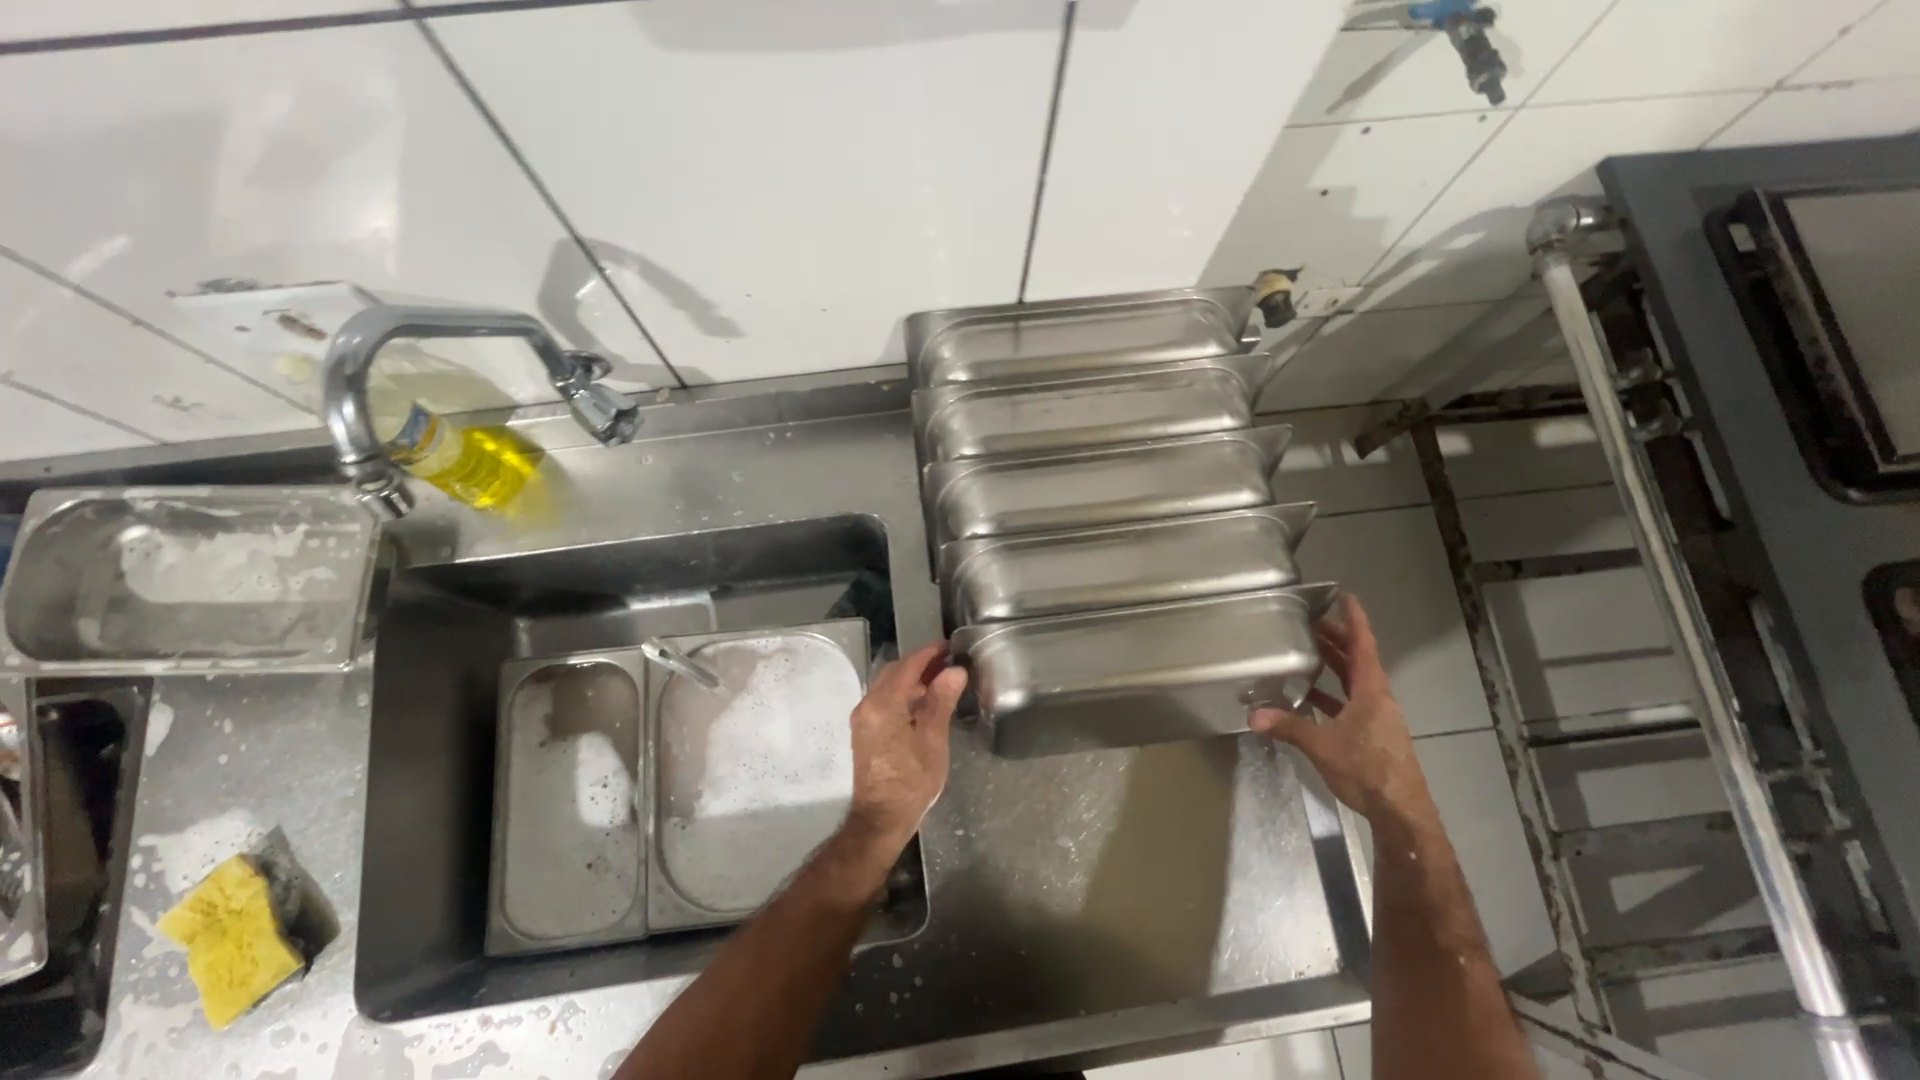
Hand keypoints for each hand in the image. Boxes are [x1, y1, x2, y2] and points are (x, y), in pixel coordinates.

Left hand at [846, 642, 967, 847]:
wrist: (881, 818)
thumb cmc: (911, 781)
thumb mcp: (933, 741)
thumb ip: (941, 702)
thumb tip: (954, 671)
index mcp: (883, 704)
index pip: (908, 666)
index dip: (929, 653)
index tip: (949, 647)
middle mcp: (867, 706)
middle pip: (894, 673)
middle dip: (920, 664)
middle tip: (947, 664)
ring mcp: (863, 719)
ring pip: (887, 687)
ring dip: (911, 680)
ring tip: (939, 683)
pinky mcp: (864, 732)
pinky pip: (883, 702)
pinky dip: (902, 695)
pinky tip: (922, 705)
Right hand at [1250, 594, 1429, 822]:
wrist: (1401, 811)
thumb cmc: (1367, 770)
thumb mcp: (1322, 746)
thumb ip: (1288, 727)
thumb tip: (1252, 716)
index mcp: (1372, 691)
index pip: (1363, 645)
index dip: (1354, 619)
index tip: (1345, 596)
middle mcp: (1378, 698)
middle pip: (1358, 660)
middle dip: (1337, 639)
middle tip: (1311, 621)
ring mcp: (1378, 717)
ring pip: (1355, 682)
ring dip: (1335, 666)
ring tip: (1309, 652)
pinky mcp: (1373, 735)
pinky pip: (1352, 703)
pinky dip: (1333, 695)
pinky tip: (1312, 698)